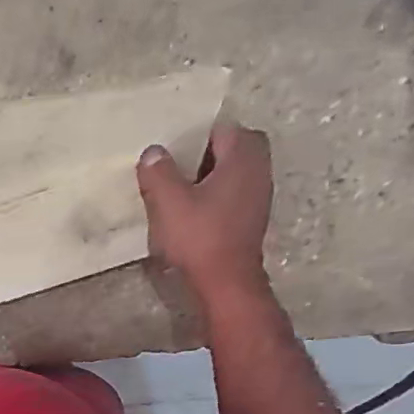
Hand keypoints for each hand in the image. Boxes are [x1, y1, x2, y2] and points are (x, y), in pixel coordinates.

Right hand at [136, 121, 274, 304]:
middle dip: (207, 155)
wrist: (226, 286)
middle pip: (234, 149)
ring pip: (235, 174)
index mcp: (243, 158)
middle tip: (179, 169)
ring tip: (183, 192)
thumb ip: (158, 171)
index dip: (197, 135)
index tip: (174, 152)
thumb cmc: (200, 238)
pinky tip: (195, 215)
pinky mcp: (253, 222)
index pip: (223, 128)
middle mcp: (259, 173)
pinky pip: (235, 196)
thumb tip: (154, 152)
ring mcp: (260, 199)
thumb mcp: (169, 201)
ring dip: (211, 178)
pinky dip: (217, 199)